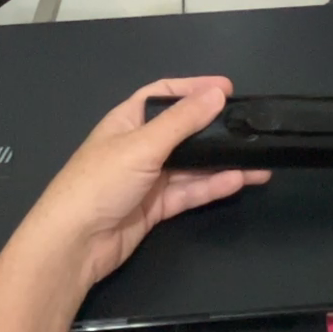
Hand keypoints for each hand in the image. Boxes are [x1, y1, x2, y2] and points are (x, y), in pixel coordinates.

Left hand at [19, 77, 271, 288]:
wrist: (75, 244)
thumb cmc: (100, 182)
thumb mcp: (143, 144)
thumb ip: (182, 121)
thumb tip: (216, 93)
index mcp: (127, 120)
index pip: (164, 94)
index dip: (193, 88)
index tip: (226, 88)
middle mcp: (139, 145)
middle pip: (182, 131)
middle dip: (213, 128)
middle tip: (248, 126)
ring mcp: (147, 178)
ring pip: (191, 164)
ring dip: (221, 162)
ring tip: (257, 160)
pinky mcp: (155, 207)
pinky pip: (189, 191)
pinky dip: (212, 186)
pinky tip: (238, 180)